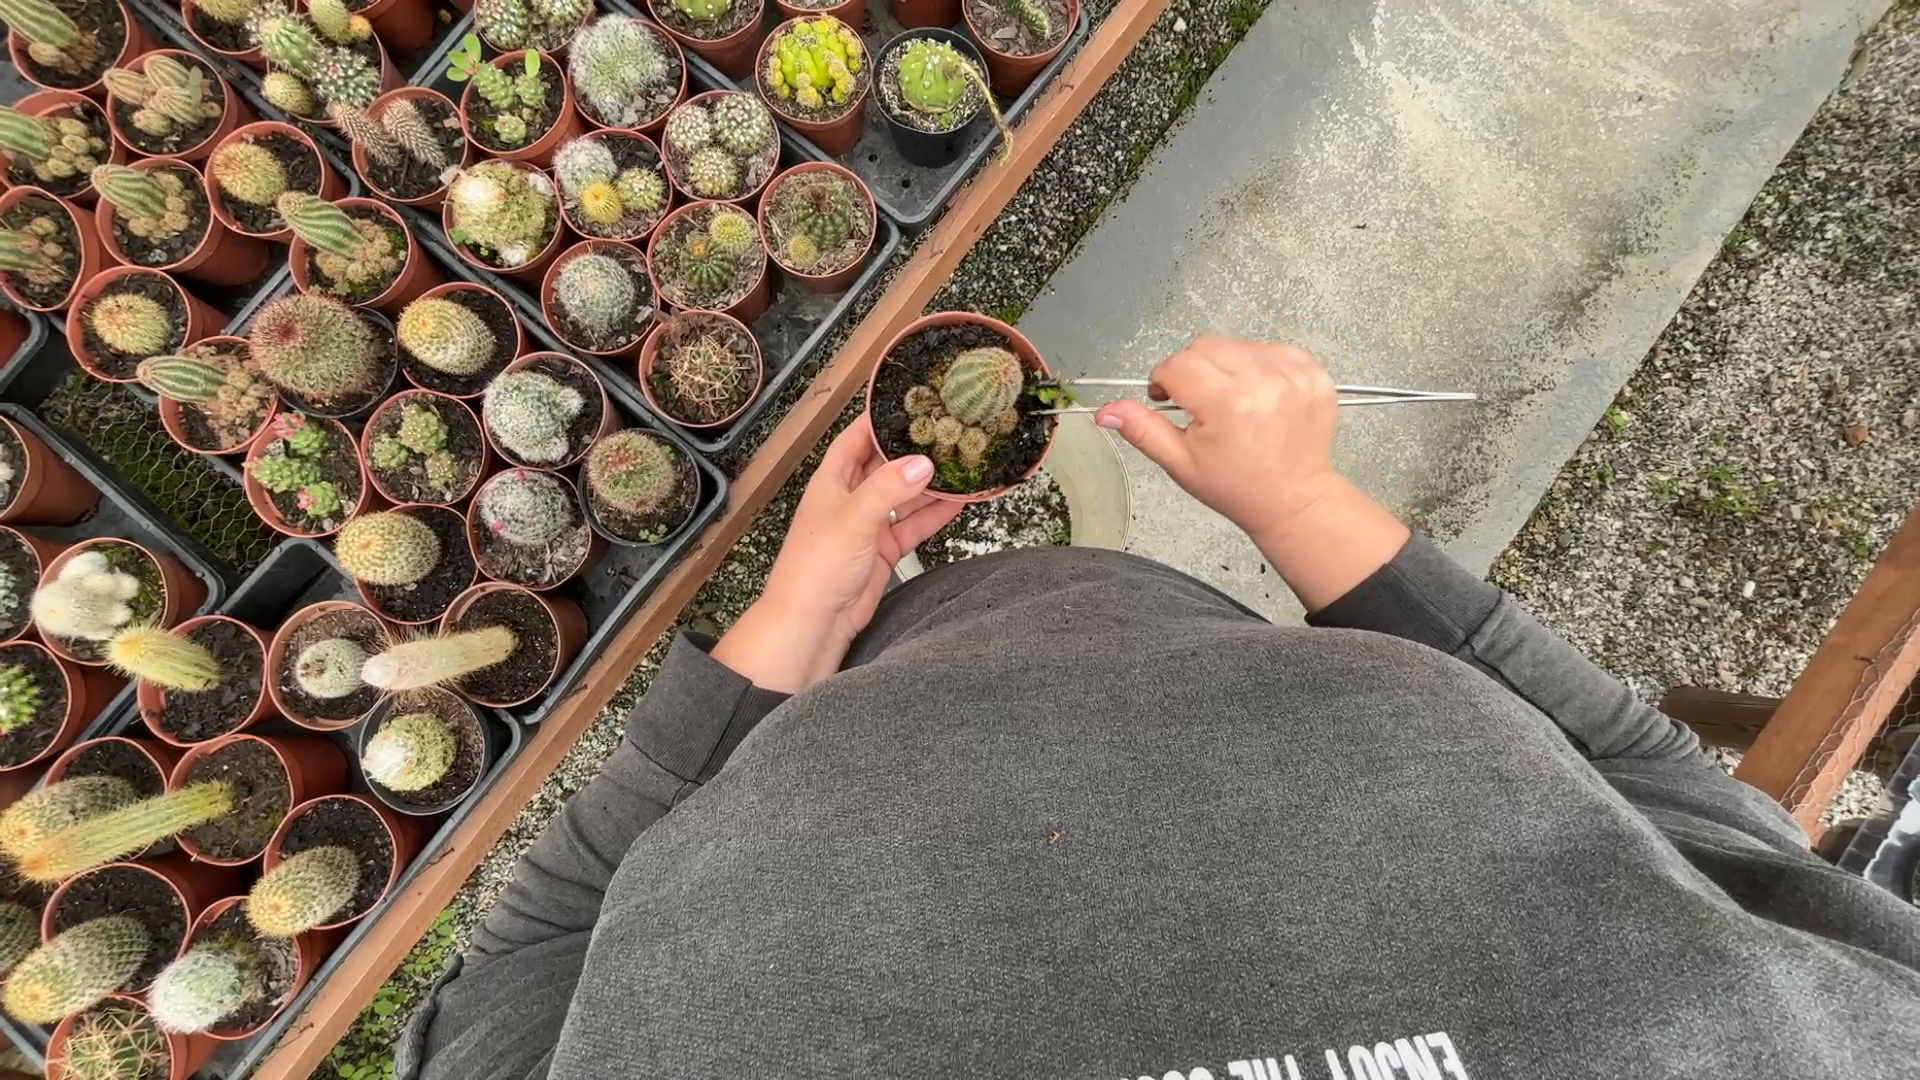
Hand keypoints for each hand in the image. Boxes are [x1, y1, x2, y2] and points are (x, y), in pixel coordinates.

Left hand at [710, 417, 961, 692]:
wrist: (812, 623)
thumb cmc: (815, 568)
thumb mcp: (853, 519)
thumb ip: (888, 489)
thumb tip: (922, 462)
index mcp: (833, 479)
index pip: (859, 436)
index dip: (884, 417)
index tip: (915, 401)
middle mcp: (851, 497)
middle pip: (888, 464)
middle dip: (916, 450)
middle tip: (951, 431)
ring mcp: (869, 524)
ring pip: (906, 495)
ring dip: (932, 484)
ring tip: (964, 464)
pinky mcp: (883, 550)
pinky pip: (914, 525)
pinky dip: (934, 515)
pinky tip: (959, 502)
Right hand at [1095, 337, 1409, 611]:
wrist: (1293, 499)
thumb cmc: (1235, 486)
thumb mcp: (1179, 463)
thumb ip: (1142, 429)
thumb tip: (1104, 411)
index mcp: (1227, 404)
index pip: (1177, 365)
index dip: (1163, 381)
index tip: (1167, 399)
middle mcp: (1262, 381)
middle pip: (1205, 347)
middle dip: (1192, 369)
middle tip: (1197, 403)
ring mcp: (1292, 373)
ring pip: (1235, 345)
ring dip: (1224, 367)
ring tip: (1230, 403)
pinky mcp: (1312, 371)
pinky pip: (1268, 348)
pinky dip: (1255, 365)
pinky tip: (1255, 396)